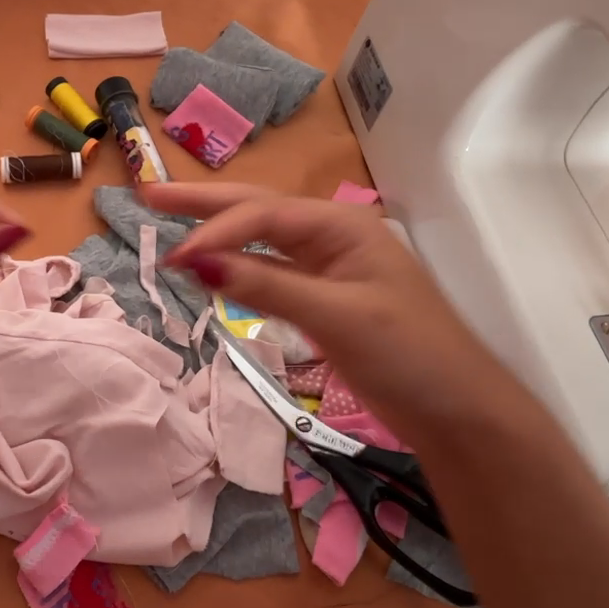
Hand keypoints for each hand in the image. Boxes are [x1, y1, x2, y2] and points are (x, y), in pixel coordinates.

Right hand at [145, 181, 509, 424]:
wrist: (459, 412)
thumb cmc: (408, 355)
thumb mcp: (335, 316)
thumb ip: (264, 285)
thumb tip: (193, 263)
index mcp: (341, 225)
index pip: (261, 216)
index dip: (213, 233)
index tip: (172, 260)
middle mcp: (332, 235)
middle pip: (256, 209)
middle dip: (203, 202)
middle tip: (149, 195)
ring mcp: (328, 266)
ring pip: (261, 238)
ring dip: (216, 231)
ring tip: (169, 219)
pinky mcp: (323, 297)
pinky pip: (270, 270)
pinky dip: (237, 266)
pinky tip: (213, 266)